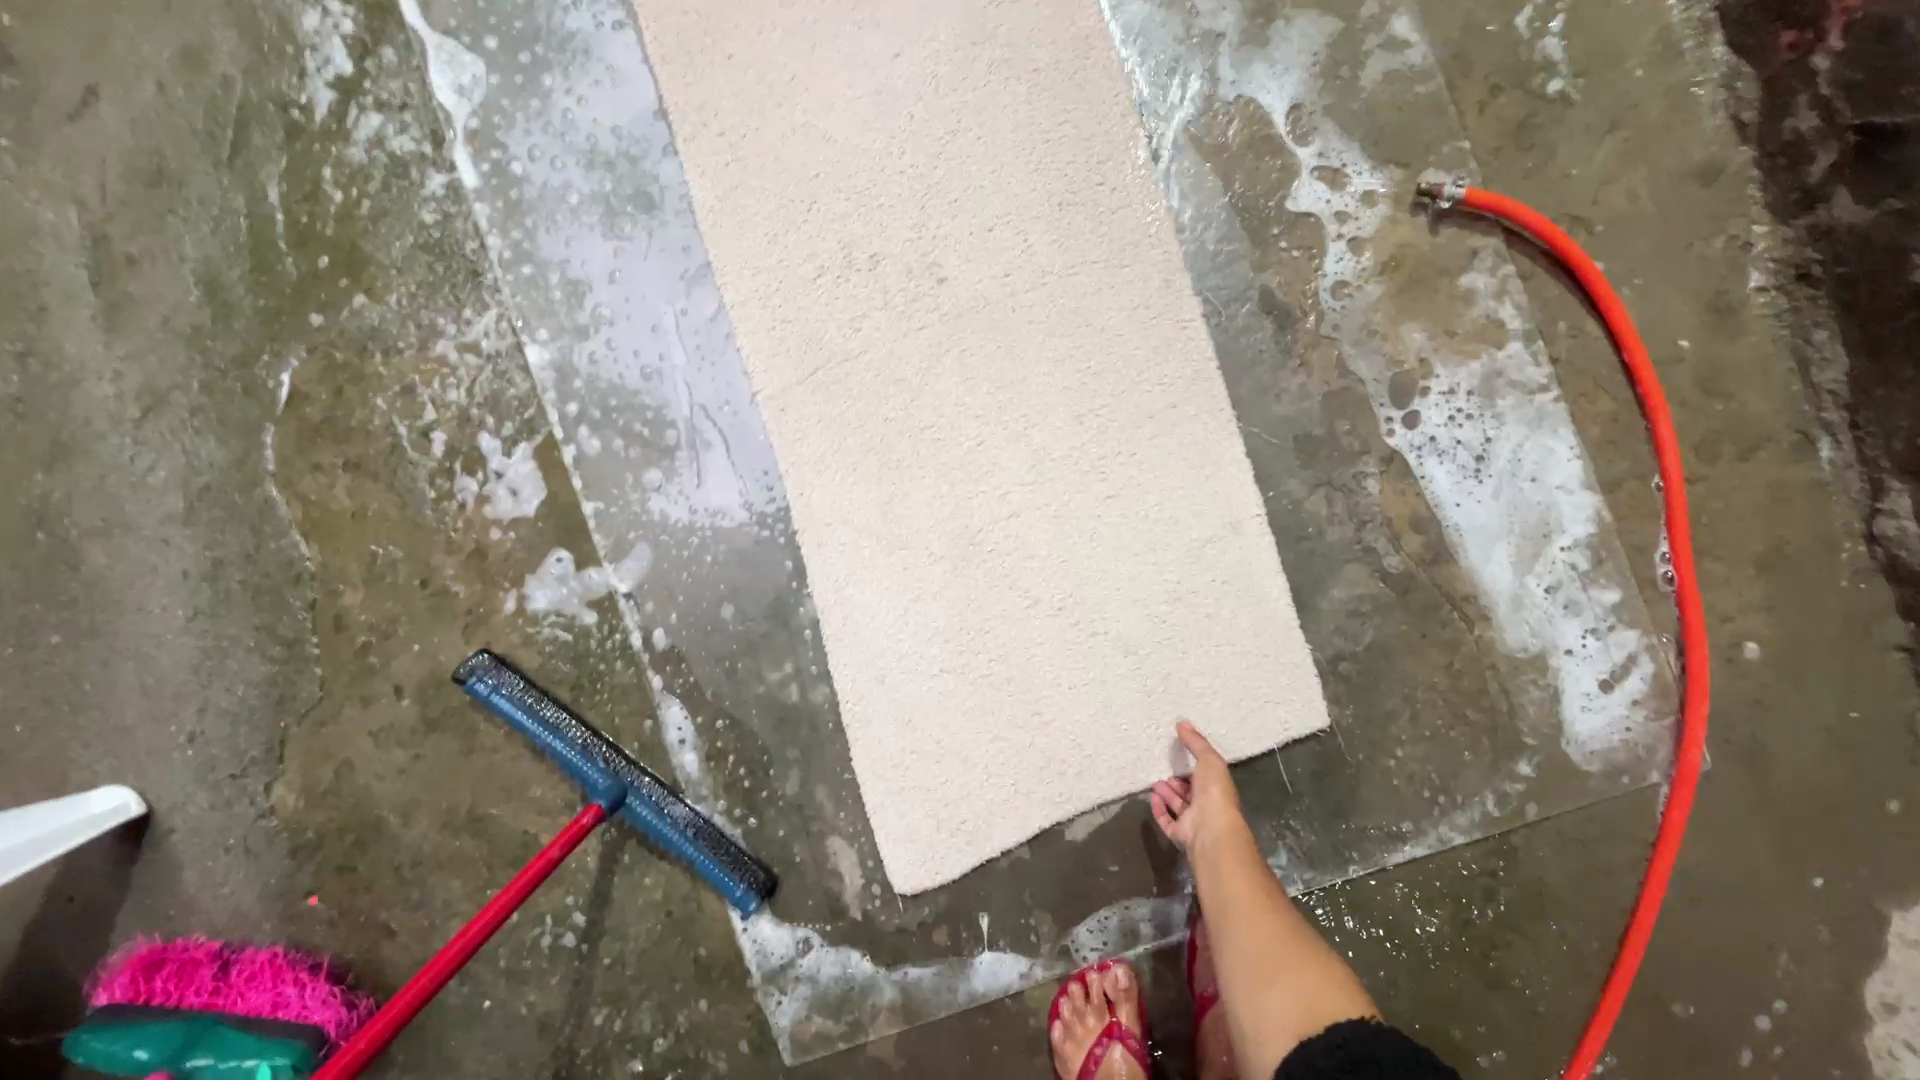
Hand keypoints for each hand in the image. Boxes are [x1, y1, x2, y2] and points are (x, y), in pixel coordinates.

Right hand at [1150, 721, 1243, 850]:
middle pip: (1189, 793)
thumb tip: (1182, 722)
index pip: (1204, 778)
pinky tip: (1153, 798)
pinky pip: (1167, 821)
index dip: (1192, 769)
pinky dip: (1159, 810)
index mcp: (1217, 789)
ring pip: (1178, 806)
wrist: (1210, 826)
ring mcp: (1194, 822)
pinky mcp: (1180, 834)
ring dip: (1166, 794)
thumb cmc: (1214, 790)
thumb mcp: (1209, 759)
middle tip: (1164, 773)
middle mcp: (1207, 806)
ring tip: (1155, 783)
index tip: (1179, 758)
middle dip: (1177, 782)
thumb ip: (1196, 742)